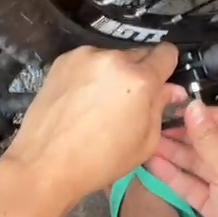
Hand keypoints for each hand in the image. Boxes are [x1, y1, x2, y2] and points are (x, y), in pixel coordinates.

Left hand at [2, 44, 184, 202]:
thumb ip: (161, 107)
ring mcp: (85, 57)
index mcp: (138, 80)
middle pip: (139, 54)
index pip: (166, 53)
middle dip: (139, 73)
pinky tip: (81, 99)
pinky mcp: (63, 61)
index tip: (161, 79)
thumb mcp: (145, 142)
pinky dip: (91, 74)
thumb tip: (172, 89)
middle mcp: (113, 59)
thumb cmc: (100, 161)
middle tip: (129, 100)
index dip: (167, 67)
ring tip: (100, 102)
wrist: (45, 164)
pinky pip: (88, 61)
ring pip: (112, 58)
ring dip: (114, 73)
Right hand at [144, 102, 217, 216]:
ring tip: (148, 143)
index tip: (175, 110)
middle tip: (155, 126)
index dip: (204, 116)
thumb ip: (209, 139)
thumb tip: (193, 106)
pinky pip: (196, 185)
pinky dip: (177, 176)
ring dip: (177, 155)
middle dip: (187, 136)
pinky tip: (153, 165)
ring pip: (202, 164)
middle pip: (216, 142)